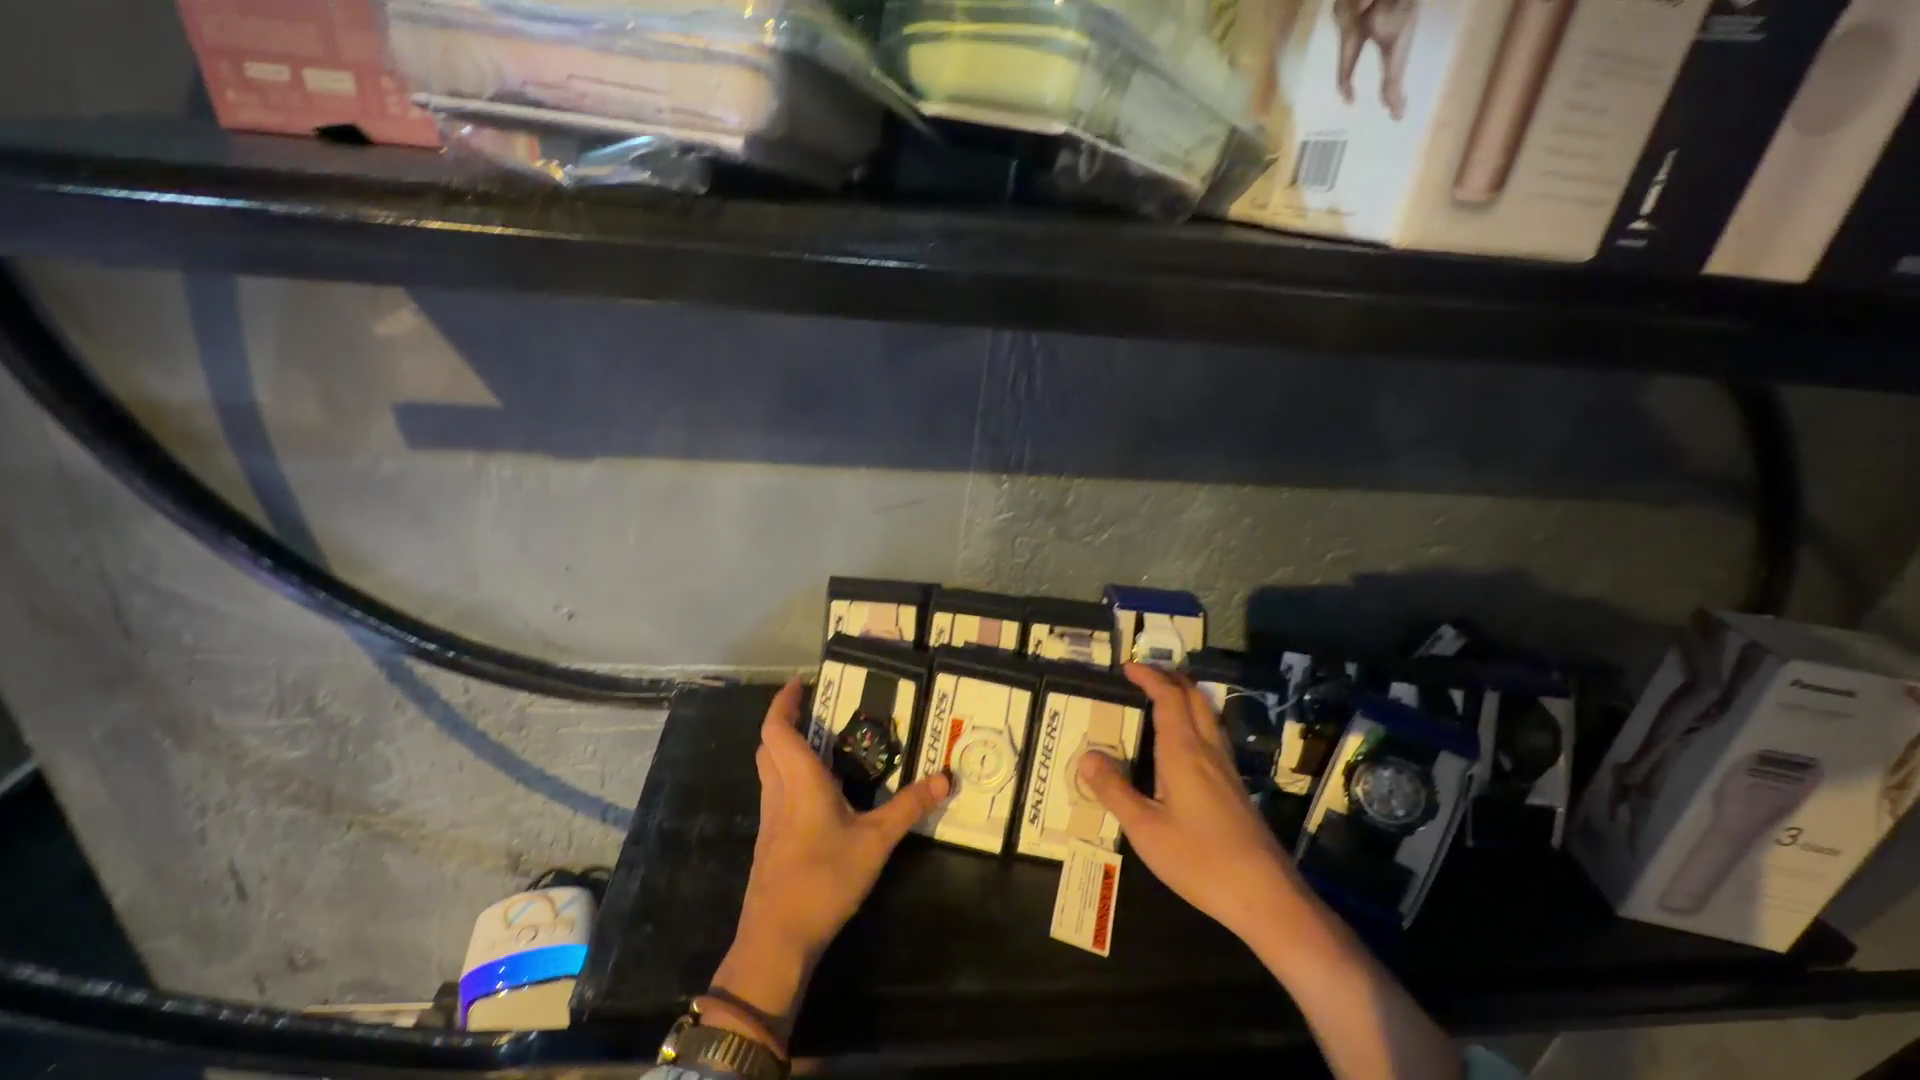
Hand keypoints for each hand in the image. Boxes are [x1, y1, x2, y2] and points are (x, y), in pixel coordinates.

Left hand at [708, 678, 951, 1050]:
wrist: (777, 938)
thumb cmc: (824, 880)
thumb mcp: (876, 842)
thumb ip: (909, 807)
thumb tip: (945, 778)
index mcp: (799, 782)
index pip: (777, 729)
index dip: (784, 703)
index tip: (800, 684)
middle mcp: (779, 793)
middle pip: (768, 747)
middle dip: (786, 724)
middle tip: (816, 713)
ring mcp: (770, 821)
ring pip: (770, 772)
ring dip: (787, 752)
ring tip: (823, 748)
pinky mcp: (771, 844)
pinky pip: (777, 797)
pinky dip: (790, 781)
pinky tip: (820, 799)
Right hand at [1077, 664, 1304, 943]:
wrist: (1264, 893)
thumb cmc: (1199, 859)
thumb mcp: (1144, 828)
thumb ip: (1114, 790)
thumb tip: (1086, 755)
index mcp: (1184, 753)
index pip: (1168, 698)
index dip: (1149, 677)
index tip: (1127, 668)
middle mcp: (1209, 751)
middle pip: (1195, 698)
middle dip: (1170, 679)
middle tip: (1144, 676)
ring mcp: (1227, 769)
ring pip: (1209, 716)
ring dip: (1186, 698)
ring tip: (1162, 700)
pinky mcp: (1235, 788)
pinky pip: (1214, 737)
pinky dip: (1196, 722)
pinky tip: (1185, 746)